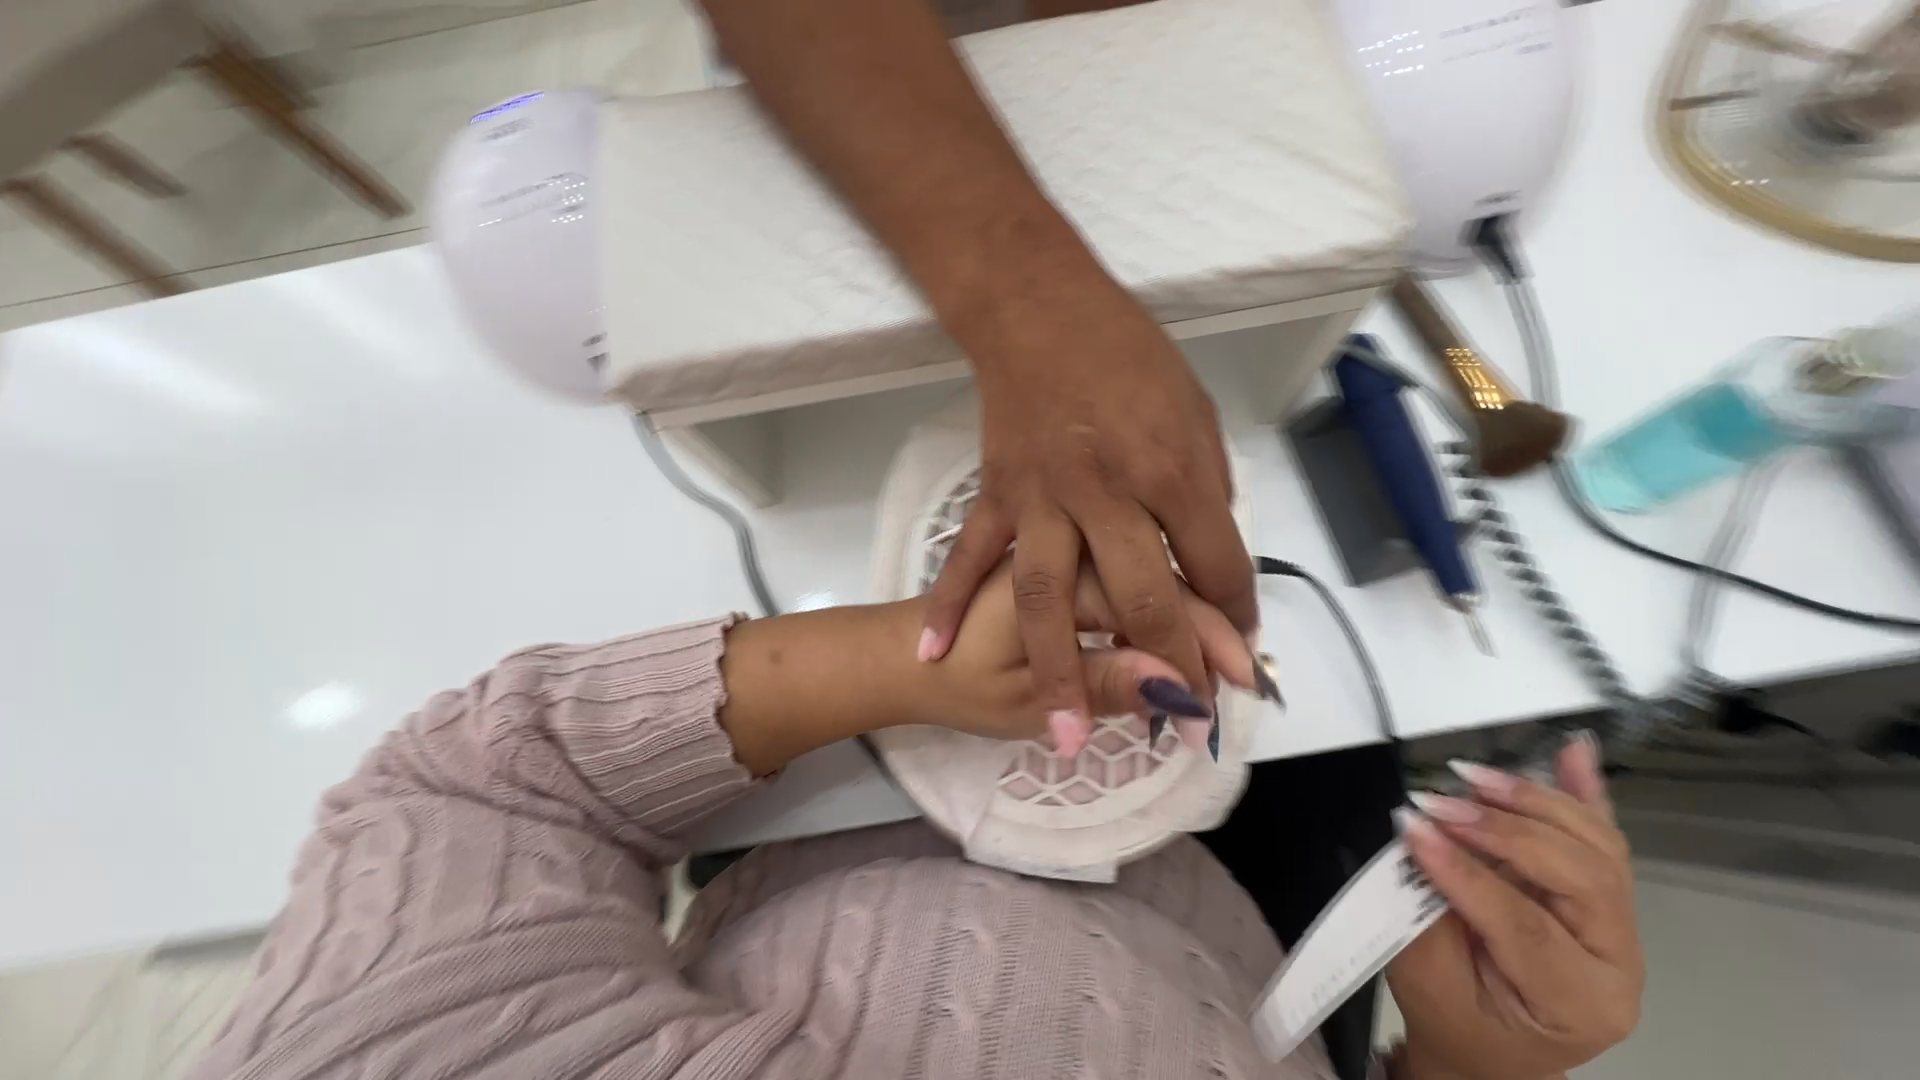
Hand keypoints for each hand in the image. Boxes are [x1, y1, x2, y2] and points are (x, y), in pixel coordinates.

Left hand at [911, 561, 1257, 748]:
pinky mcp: (1060, 542)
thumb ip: (1102, 681)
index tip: (1222, 708)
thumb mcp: (1018, 696)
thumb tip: (1178, 688)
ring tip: (1225, 643)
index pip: (1151, 614)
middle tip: (1242, 678)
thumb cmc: (955, 683)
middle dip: (1207, 629)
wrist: (891, 653)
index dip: (1195, 661)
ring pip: (1148, 556)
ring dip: (1189, 598)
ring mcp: (1067, 533)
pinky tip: (1187, 597)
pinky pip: (1119, 551)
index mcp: (1061, 578)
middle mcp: (1070, 540)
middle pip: (1161, 581)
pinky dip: (1156, 574)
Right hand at [917, 286, 1256, 756]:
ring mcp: (1042, 498)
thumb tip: (1207, 563)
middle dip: (1174, 666)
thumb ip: (1203, 492)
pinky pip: (970, 558)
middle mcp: (1108, 492)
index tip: (1243, 650)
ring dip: (1059, 671)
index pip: (1217, 563)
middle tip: (1191, 726)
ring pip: (1049, 598)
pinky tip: (936, 653)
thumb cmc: (1132, 358)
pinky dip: (949, 604)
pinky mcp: (996, 495)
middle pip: (1144, 598)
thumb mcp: (1194, 413)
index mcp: (1171, 468)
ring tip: (1067, 738)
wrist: (1042, 313)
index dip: (1238, 614)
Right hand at [1388, 735, 1643, 1079]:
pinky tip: (1573, 751)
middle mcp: (1617, 961)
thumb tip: (1414, 837)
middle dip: (1503, 830)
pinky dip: (1583, 789)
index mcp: (1578, 1001)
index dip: (1465, 871)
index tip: (1410, 826)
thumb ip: (1423, 914)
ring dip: (1531, 801)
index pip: (1526, 924)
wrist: (1490, 1046)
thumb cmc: (1455, 1020)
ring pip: (1593, 845)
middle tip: (1435, 803)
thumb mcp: (1428, 984)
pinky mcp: (1602, 895)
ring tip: (1470, 777)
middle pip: (1580, 875)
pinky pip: (1599, 833)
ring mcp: (1619, 925)